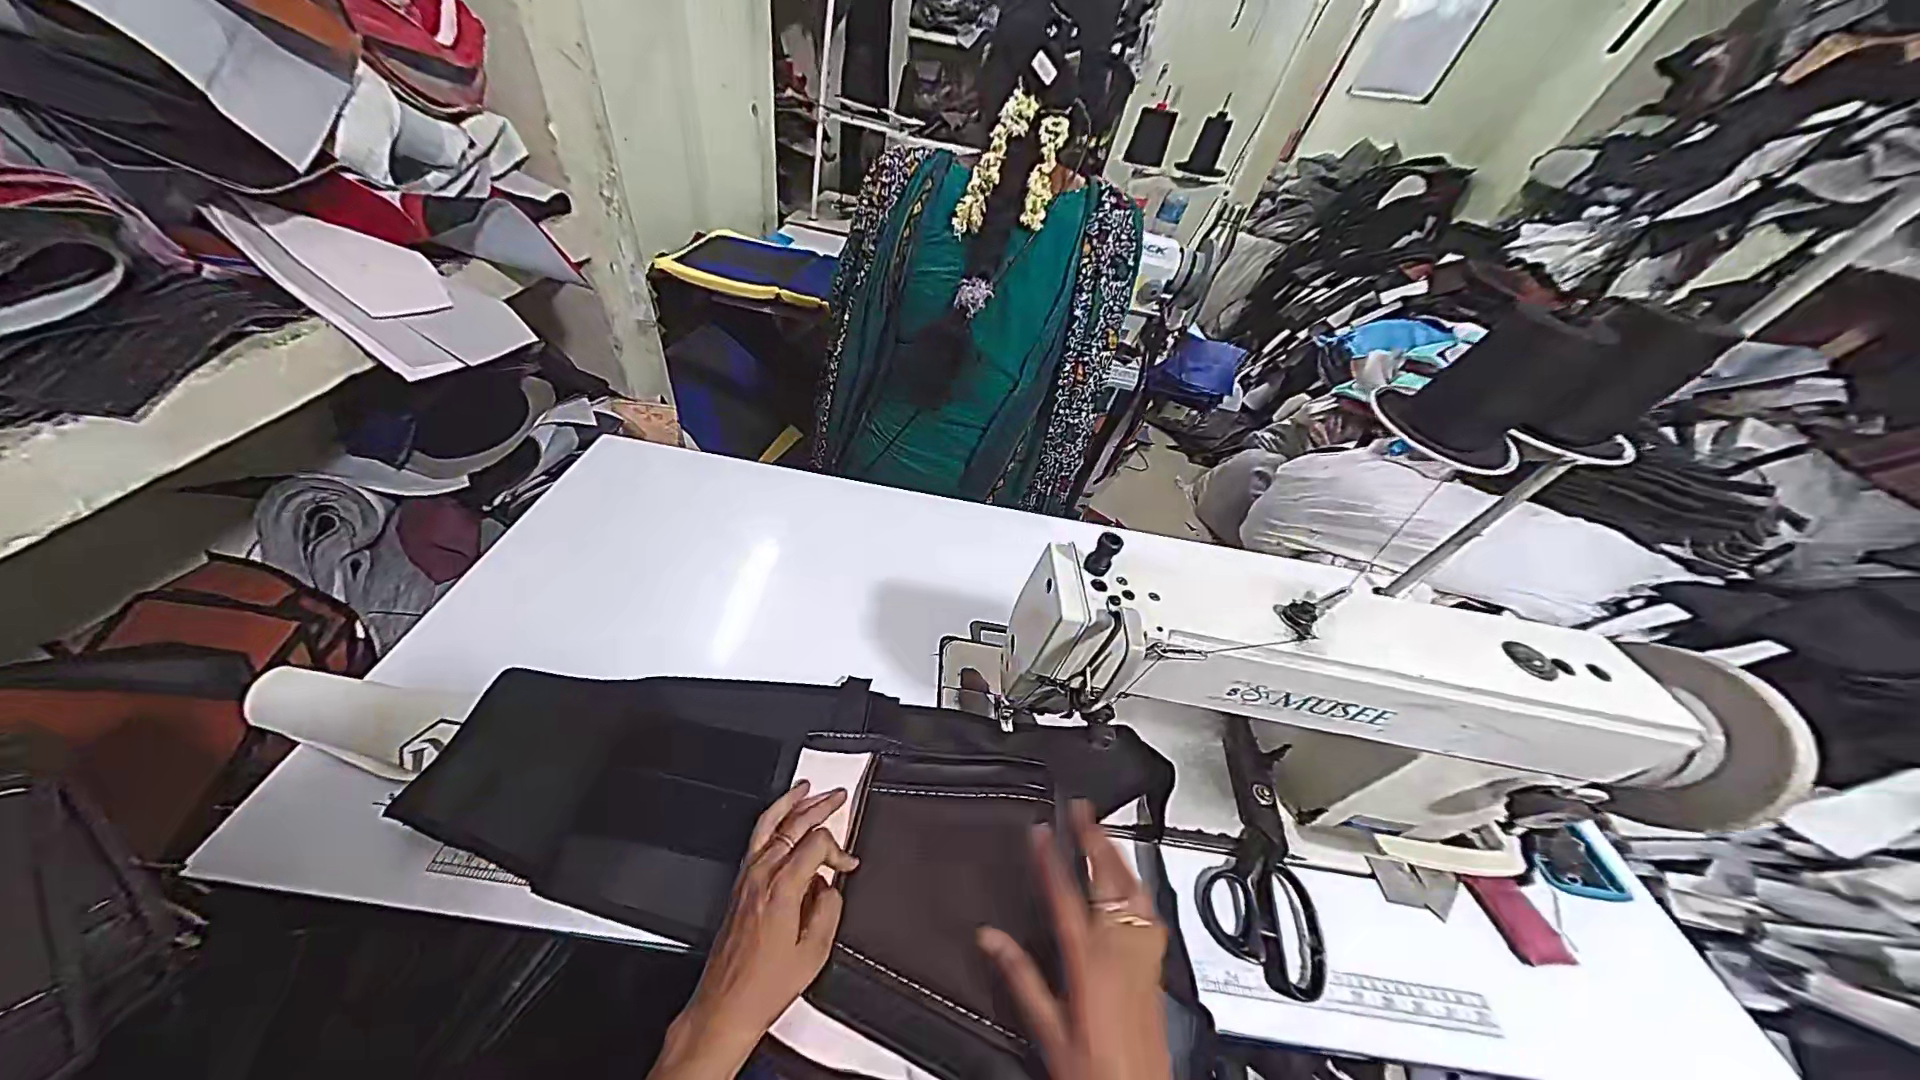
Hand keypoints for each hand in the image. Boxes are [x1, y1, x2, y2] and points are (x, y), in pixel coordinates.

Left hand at [648, 781, 859, 1079]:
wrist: (724, 1007)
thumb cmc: (763, 987)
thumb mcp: (814, 952)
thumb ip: (829, 908)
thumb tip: (831, 887)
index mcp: (781, 888)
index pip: (817, 844)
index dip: (839, 850)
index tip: (848, 864)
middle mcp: (760, 875)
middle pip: (793, 824)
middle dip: (820, 806)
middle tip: (838, 795)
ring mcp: (746, 877)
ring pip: (769, 824)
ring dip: (791, 803)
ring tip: (805, 788)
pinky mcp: (737, 884)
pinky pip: (756, 838)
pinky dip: (772, 819)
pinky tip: (780, 817)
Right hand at [978, 800, 1170, 1079]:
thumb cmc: (1094, 1070)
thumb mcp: (1046, 1027)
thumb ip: (1017, 974)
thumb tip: (989, 938)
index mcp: (1087, 961)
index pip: (1063, 893)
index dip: (1049, 857)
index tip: (1040, 831)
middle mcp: (1118, 950)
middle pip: (1107, 879)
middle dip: (1094, 838)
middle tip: (1082, 810)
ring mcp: (1142, 955)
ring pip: (1134, 890)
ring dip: (1119, 855)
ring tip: (1106, 831)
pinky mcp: (1156, 965)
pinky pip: (1151, 913)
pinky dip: (1139, 886)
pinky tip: (1134, 880)